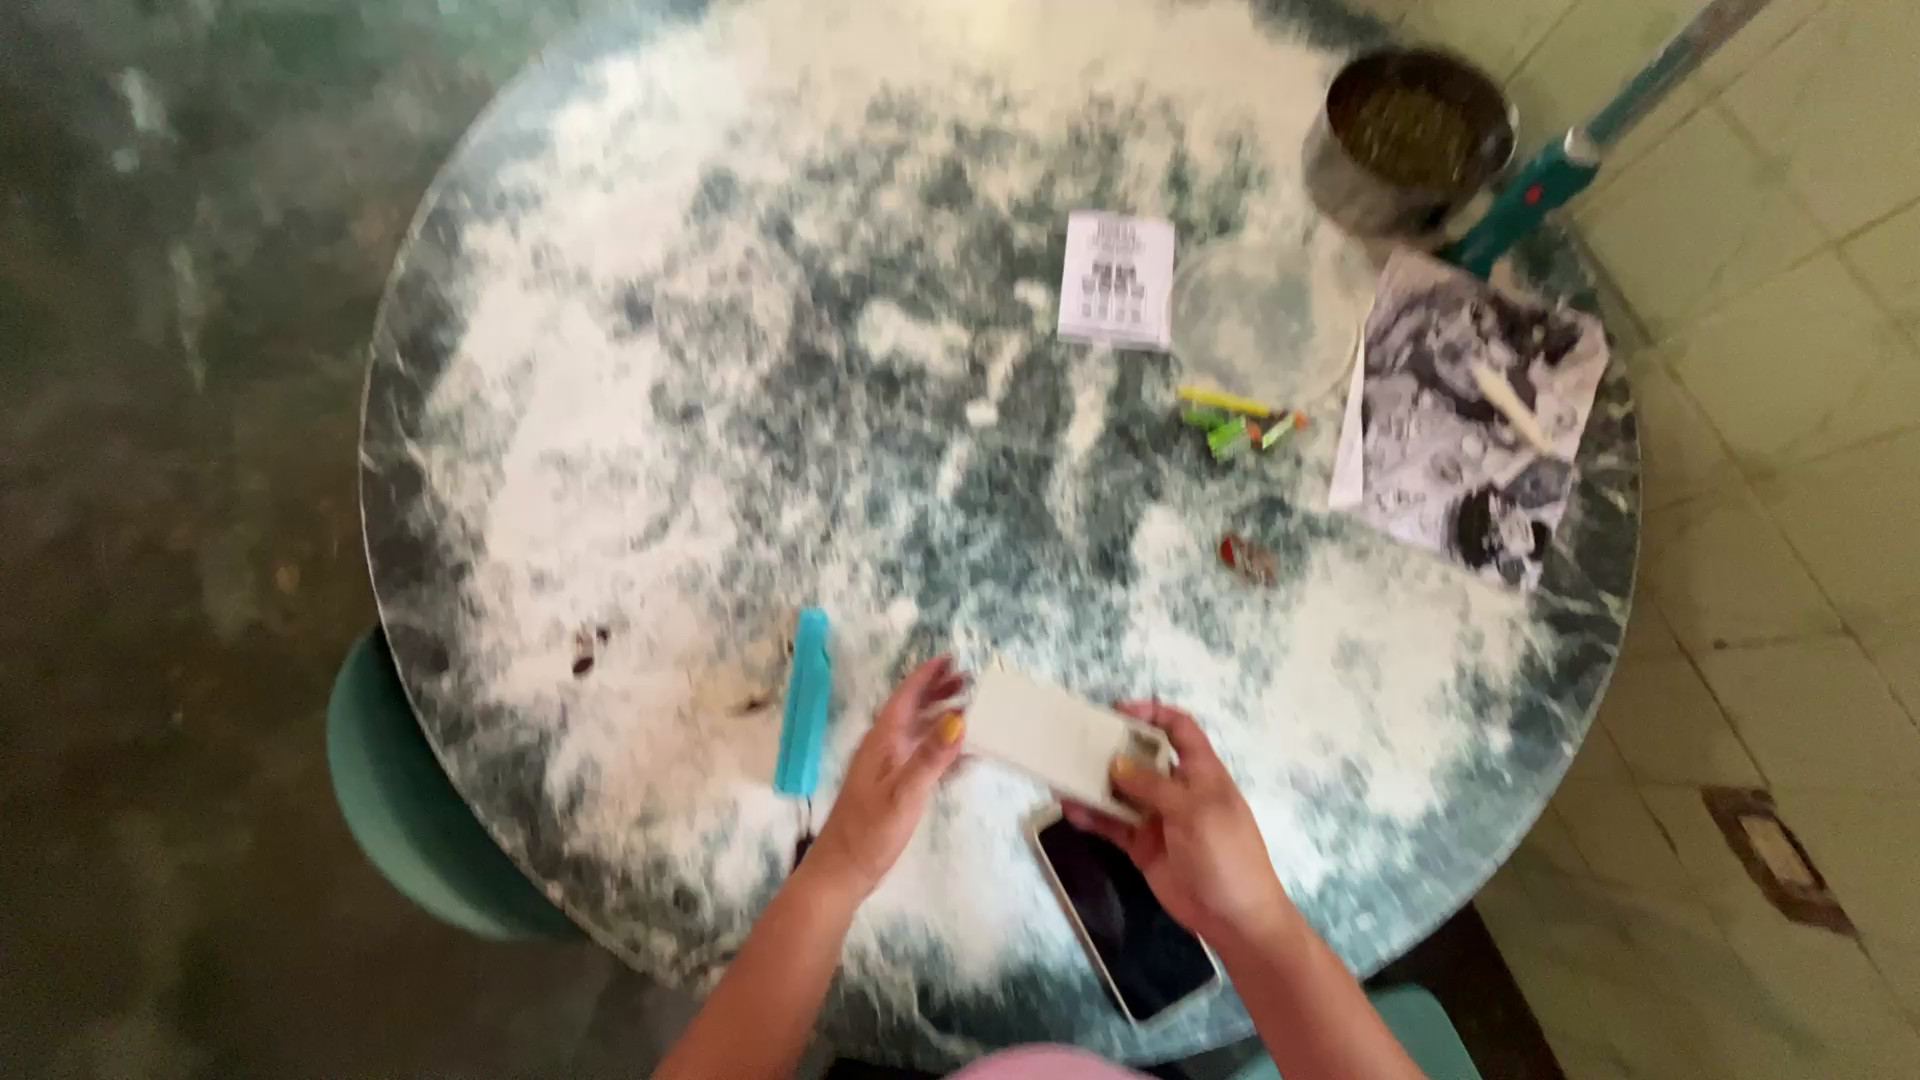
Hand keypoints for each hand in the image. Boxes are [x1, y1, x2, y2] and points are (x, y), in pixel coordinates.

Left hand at [805, 656, 968, 898]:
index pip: (906, 696)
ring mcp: (888, 766)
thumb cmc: (870, 830)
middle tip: (968, 680)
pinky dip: (941, 747)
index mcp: (883, 739)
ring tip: (968, 707)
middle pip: (912, 708)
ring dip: (940, 715)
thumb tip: (958, 718)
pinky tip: (961, 754)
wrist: (842, 870)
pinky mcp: (893, 786)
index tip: (951, 658)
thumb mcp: (905, 793)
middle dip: (938, 690)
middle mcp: (884, 746)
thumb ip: (931, 756)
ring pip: (917, 729)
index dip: (927, 675)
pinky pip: (921, 755)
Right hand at [1063, 701, 1298, 951]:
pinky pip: (1113, 823)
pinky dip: (1092, 816)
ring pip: (1121, 791)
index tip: (1118, 711)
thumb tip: (1116, 763)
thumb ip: (1153, 785)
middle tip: (1078, 742)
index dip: (1153, 714)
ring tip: (1064, 776)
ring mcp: (1158, 818)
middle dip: (1112, 748)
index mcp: (1201, 772)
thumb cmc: (1226, 854)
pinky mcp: (1143, 845)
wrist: (1236, 920)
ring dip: (1095, 783)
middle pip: (1142, 757)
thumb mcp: (1194, 811)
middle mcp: (1177, 789)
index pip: (1179, 729)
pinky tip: (1071, 810)